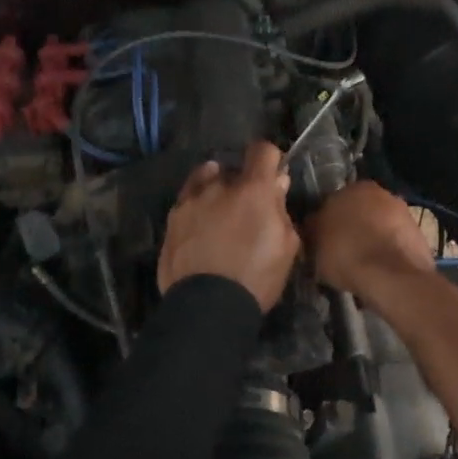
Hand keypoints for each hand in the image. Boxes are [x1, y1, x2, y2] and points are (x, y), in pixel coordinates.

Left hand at [158, 141, 300, 309]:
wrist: (207, 307)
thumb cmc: (256, 277)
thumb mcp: (286, 246)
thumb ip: (281, 209)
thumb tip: (277, 183)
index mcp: (252, 189)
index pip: (262, 151)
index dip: (270, 159)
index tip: (272, 176)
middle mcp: (218, 186)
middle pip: (231, 169)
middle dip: (241, 183)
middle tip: (247, 208)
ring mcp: (189, 201)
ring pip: (203, 180)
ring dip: (214, 188)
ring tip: (218, 212)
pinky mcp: (171, 220)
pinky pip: (186, 202)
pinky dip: (195, 208)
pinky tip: (199, 229)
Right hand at [305, 181, 435, 298]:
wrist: (391, 275)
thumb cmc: (346, 254)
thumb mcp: (315, 245)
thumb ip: (314, 229)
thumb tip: (314, 225)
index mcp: (352, 187)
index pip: (333, 201)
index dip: (327, 222)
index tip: (323, 240)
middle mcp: (380, 192)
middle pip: (360, 211)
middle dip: (353, 227)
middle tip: (342, 251)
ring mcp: (403, 212)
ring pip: (379, 225)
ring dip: (373, 238)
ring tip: (363, 264)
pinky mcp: (418, 234)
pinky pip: (395, 241)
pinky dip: (389, 251)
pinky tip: (381, 269)